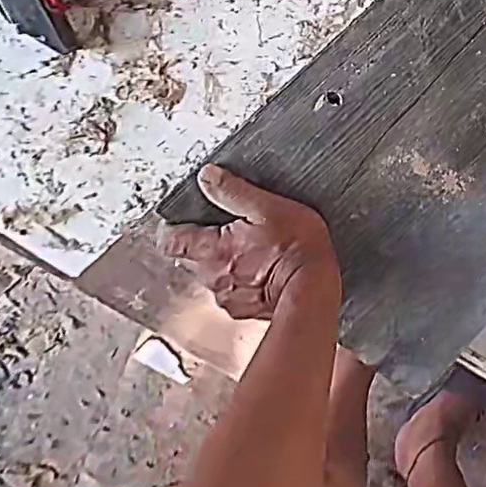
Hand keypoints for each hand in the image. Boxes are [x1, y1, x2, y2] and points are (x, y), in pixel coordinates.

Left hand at [159, 165, 339, 319]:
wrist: (315, 289)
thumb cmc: (296, 248)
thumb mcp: (267, 207)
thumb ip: (233, 190)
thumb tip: (208, 176)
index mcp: (213, 249)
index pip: (169, 242)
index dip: (170, 230)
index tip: (178, 222)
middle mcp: (212, 276)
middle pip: (189, 259)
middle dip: (201, 245)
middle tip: (225, 231)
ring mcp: (227, 297)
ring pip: (211, 276)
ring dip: (222, 264)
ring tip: (249, 251)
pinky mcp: (243, 310)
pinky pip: (232, 292)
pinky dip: (240, 282)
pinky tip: (261, 271)